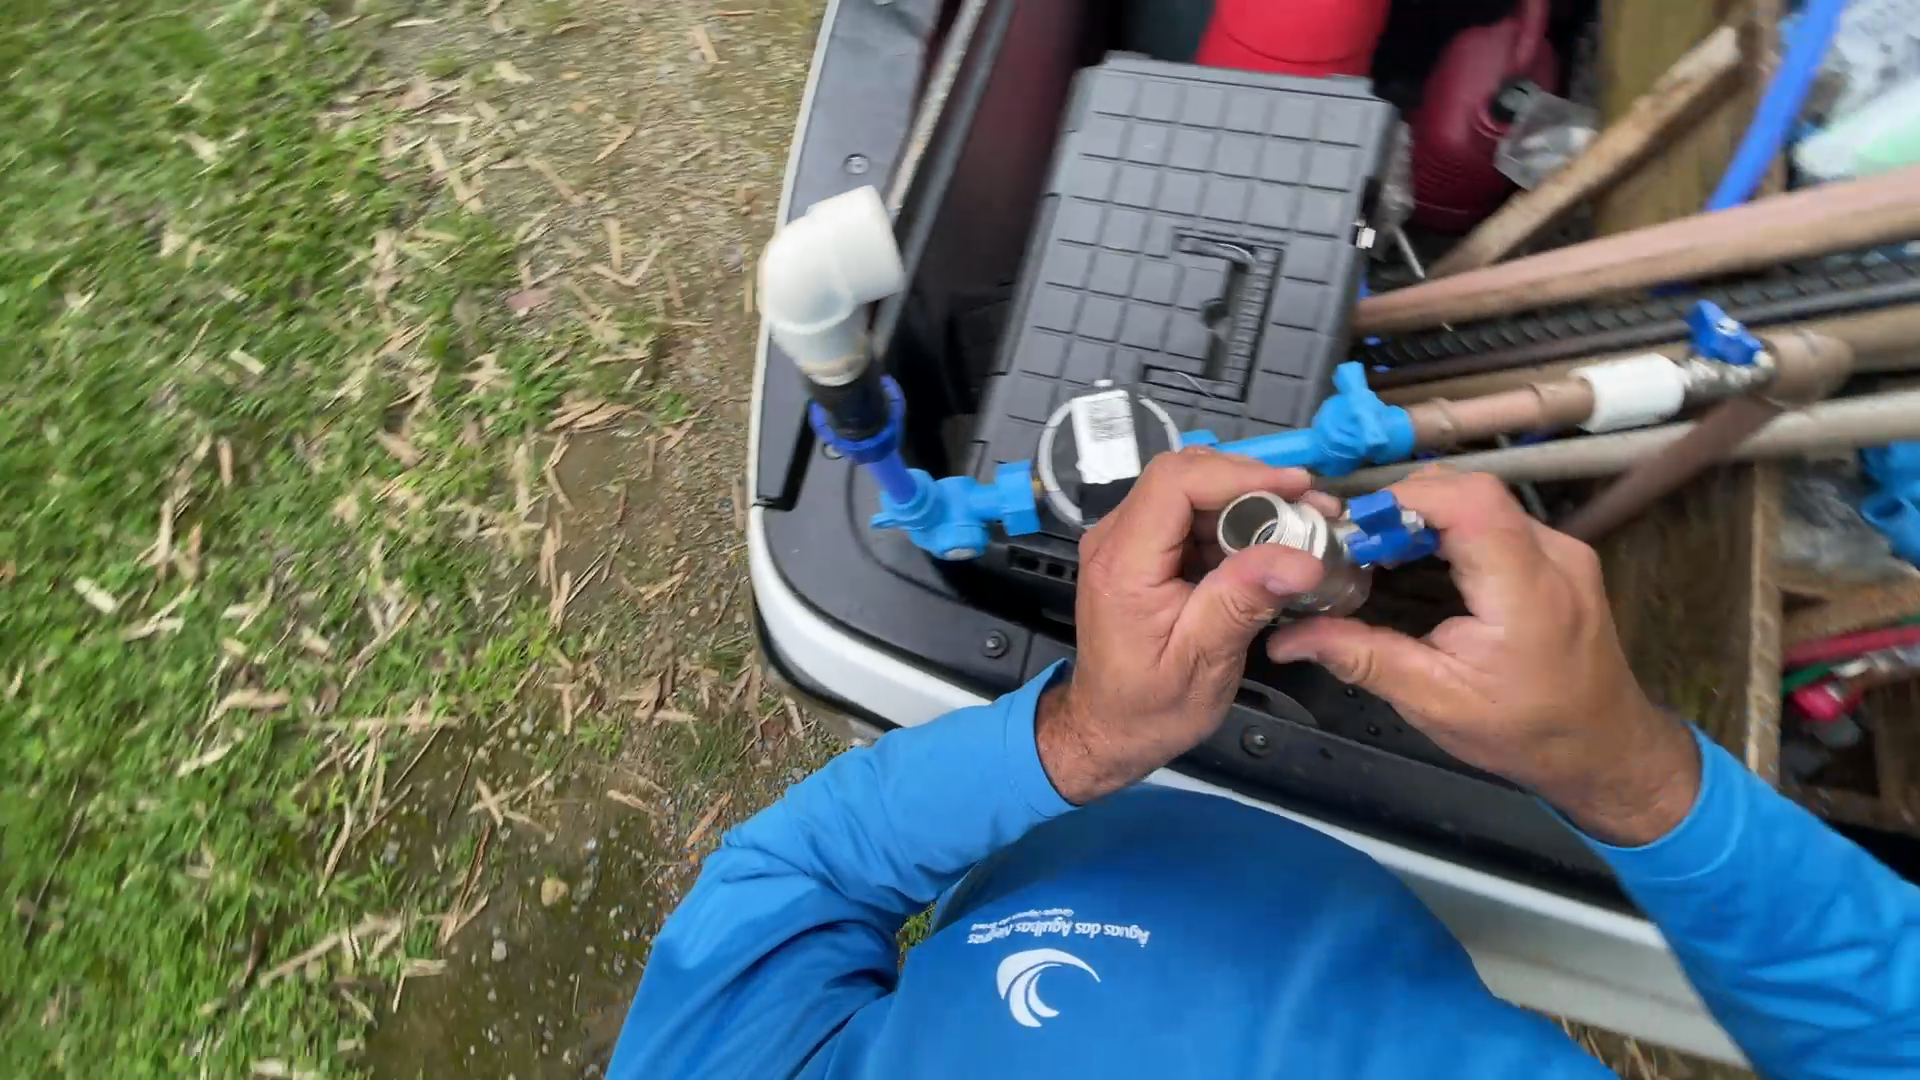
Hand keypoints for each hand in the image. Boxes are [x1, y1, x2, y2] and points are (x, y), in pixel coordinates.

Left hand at [1036, 449, 1328, 804]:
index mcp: (1123, 563)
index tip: (1297, 489)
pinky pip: (1186, 516)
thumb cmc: (1149, 706)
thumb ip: (1241, 604)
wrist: (1108, 726)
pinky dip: (1231, 520)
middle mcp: (1113, 540)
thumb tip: (1301, 559)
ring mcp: (1123, 542)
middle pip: (1181, 476)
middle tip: (1312, 507)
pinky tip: (1269, 542)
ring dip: (1246, 499)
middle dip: (1251, 483)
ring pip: (1187, 490)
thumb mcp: (1202, 663)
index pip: (1174, 482)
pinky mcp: (1138, 551)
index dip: (1238, 475)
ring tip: (1303, 522)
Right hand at [1265, 469, 1699, 845]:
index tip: (1352, 529)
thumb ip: (1359, 657)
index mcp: (1527, 590)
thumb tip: (1284, 640)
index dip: (1403, 499)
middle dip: (1398, 507)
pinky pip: (1485, 519)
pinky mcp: (1548, 557)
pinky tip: (1407, 561)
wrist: (1607, 751)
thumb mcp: (1432, 701)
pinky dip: (1436, 528)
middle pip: (1467, 491)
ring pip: (1474, 499)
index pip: (1471, 502)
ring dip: (1413, 516)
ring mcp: (1556, 551)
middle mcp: (1551, 554)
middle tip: (1351, 544)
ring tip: (1371, 553)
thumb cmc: (1526, 731)